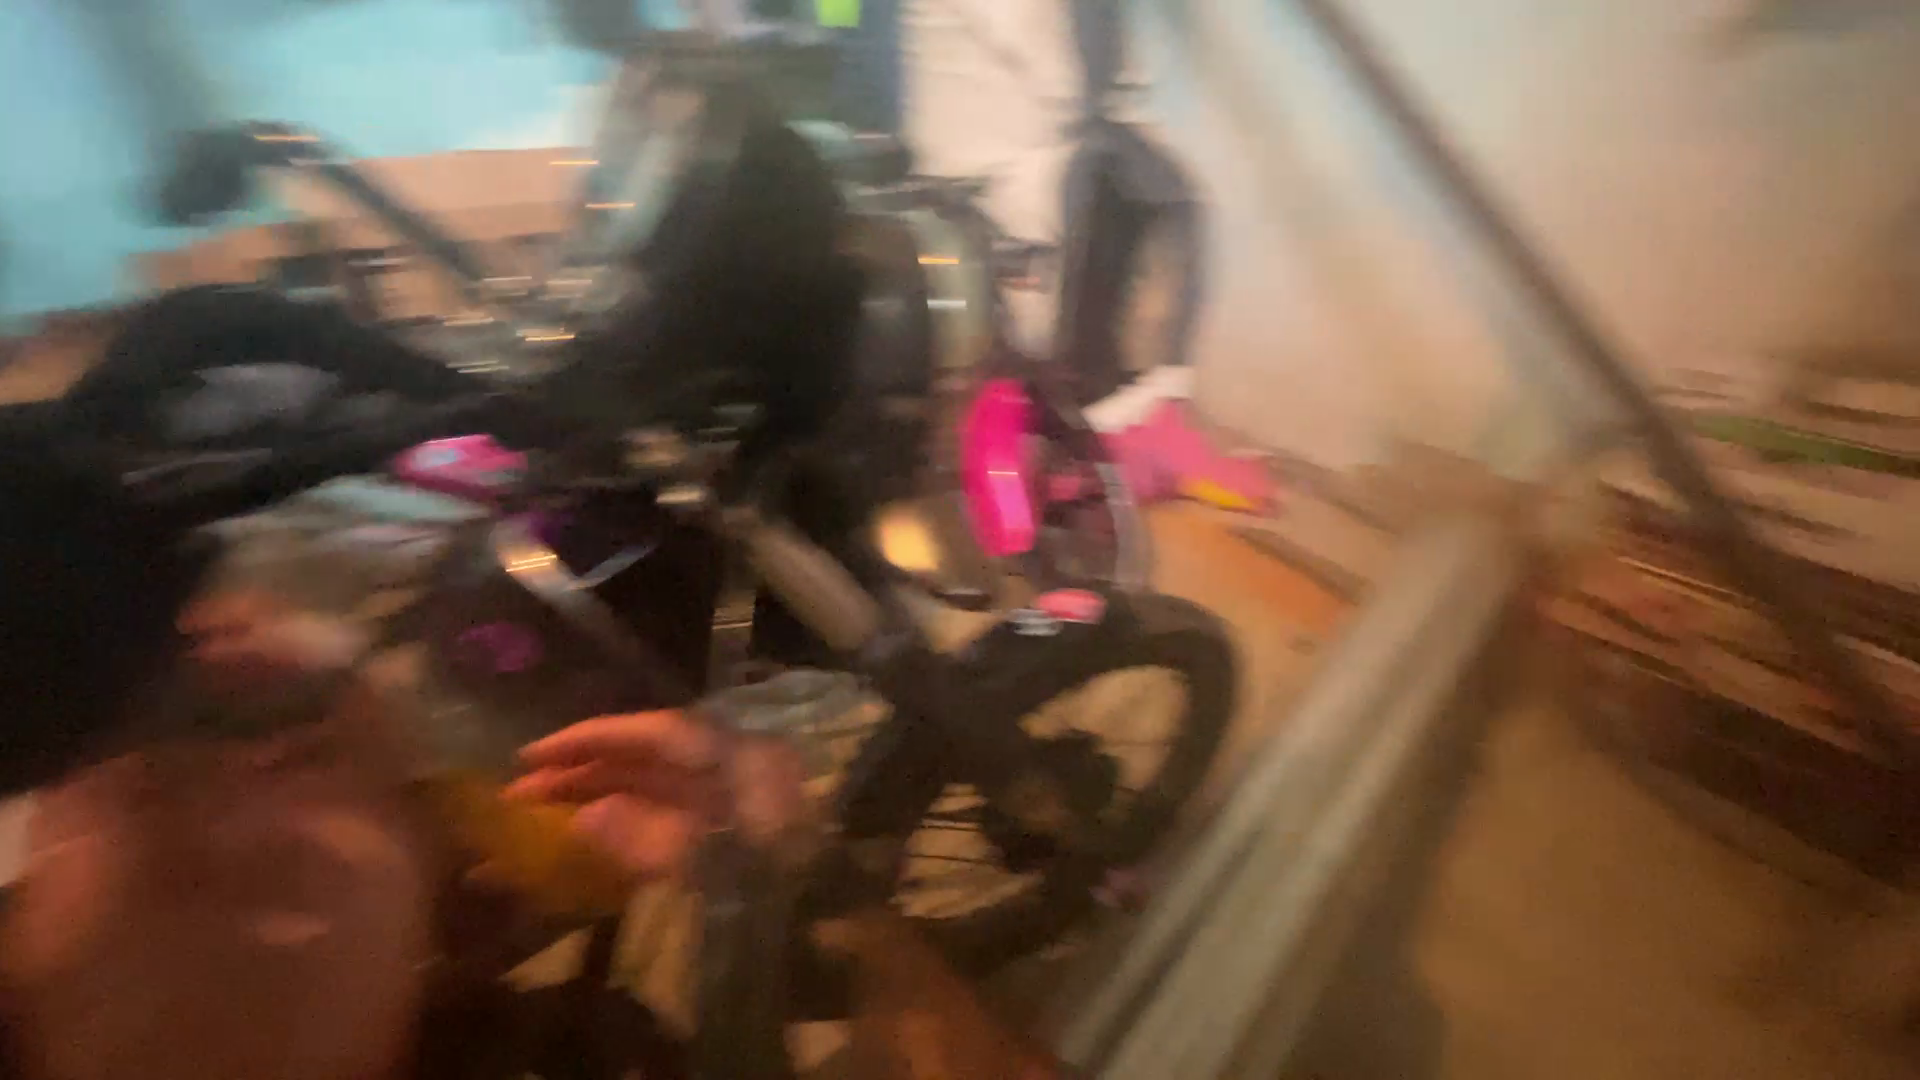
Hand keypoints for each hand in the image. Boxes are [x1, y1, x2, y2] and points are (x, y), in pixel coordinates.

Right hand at [504, 710, 814, 883]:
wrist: (824, 911)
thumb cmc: (771, 879)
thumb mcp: (709, 861)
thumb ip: (647, 837)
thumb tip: (587, 813)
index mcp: (737, 755)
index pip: (657, 732)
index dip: (595, 737)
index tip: (534, 752)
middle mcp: (732, 761)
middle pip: (650, 754)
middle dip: (587, 766)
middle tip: (520, 789)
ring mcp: (727, 791)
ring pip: (653, 780)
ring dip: (599, 788)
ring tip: (537, 805)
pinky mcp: (721, 822)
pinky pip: (665, 808)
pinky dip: (625, 813)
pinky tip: (584, 823)